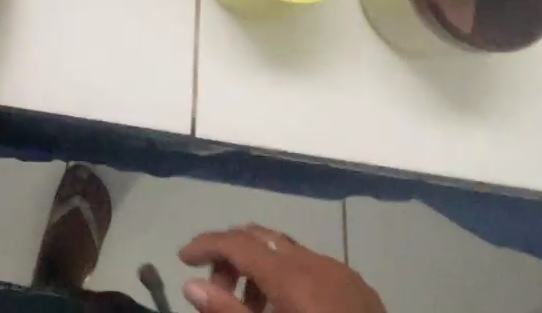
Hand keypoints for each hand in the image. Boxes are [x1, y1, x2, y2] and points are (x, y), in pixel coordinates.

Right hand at [179, 225, 384, 312]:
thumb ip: (229, 312)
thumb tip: (192, 283)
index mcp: (292, 276)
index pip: (237, 242)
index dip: (206, 244)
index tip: (182, 257)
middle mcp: (315, 262)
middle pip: (260, 237)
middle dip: (231, 255)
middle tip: (216, 289)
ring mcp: (341, 272)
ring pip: (287, 250)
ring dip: (259, 267)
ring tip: (250, 307)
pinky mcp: (359, 287)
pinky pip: (312, 266)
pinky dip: (288, 276)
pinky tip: (288, 309)